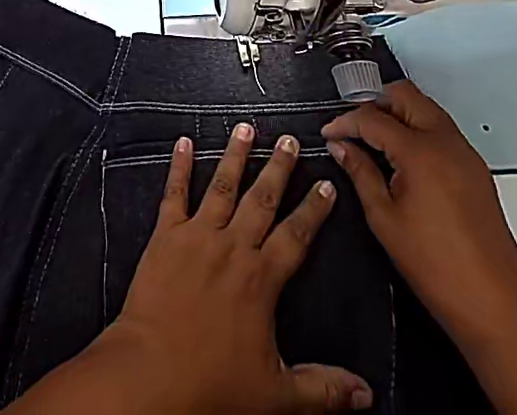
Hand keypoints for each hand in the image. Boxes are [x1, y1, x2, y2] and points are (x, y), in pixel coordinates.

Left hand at [4, 124, 372, 413]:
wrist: (150, 375)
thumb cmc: (211, 384)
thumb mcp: (276, 394)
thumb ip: (322, 389)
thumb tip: (366, 394)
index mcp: (261, 278)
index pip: (296, 235)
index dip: (314, 210)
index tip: (327, 185)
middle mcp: (233, 248)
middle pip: (262, 199)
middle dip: (279, 168)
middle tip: (290, 140)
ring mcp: (197, 237)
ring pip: (223, 187)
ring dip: (236, 155)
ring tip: (246, 127)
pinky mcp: (166, 236)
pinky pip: (174, 194)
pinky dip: (179, 167)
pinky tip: (184, 143)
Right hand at [323, 82, 516, 414]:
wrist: (492, 300)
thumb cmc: (441, 267)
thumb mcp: (383, 218)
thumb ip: (360, 173)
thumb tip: (342, 149)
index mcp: (421, 152)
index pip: (372, 117)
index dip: (345, 122)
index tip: (331, 133)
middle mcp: (446, 142)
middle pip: (403, 94)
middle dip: (373, 104)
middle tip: (352, 128)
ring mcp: (465, 152)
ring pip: (425, 107)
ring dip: (397, 113)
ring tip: (373, 140)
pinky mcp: (474, 166)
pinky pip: (441, 128)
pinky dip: (418, 129)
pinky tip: (401, 156)